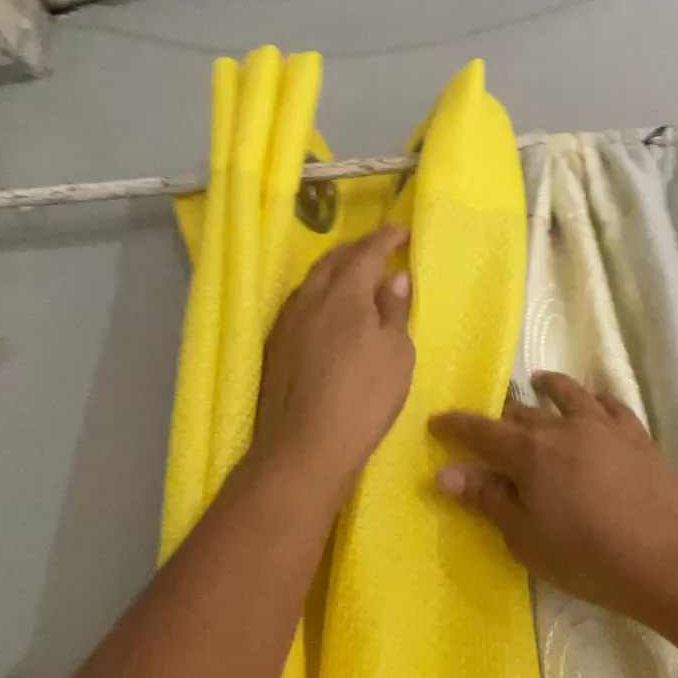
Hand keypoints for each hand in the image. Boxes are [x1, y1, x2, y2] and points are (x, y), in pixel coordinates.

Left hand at [250, 226, 415, 484]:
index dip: (386, 238)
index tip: (403, 231)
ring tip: (355, 277)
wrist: (303, 447)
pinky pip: (300, 304)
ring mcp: (286, 322)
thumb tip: (394, 278)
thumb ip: (394, 311)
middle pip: (332, 260)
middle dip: (357, 249)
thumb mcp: (395, 354)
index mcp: (344, 293)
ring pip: (312, 282)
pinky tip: (328, 313)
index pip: (366, 252)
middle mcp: (309, 298)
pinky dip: (320, 296)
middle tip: (379, 250)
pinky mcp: (274, 347)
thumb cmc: (362, 398)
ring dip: (335, 272)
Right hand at [429, 372, 677, 626]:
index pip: (480, 431)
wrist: (673, 558)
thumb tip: (447, 472)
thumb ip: (488, 499)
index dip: (455, 426)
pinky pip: (611, 404)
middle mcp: (562, 427)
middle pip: (522, 413)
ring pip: (568, 395)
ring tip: (539, 381)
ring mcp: (604, 426)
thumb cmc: (591, 557)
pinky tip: (596, 402)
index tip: (436, 423)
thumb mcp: (527, 538)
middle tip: (490, 424)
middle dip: (500, 417)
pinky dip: (595, 399)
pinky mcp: (638, 435)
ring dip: (548, 387)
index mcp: (528, 452)